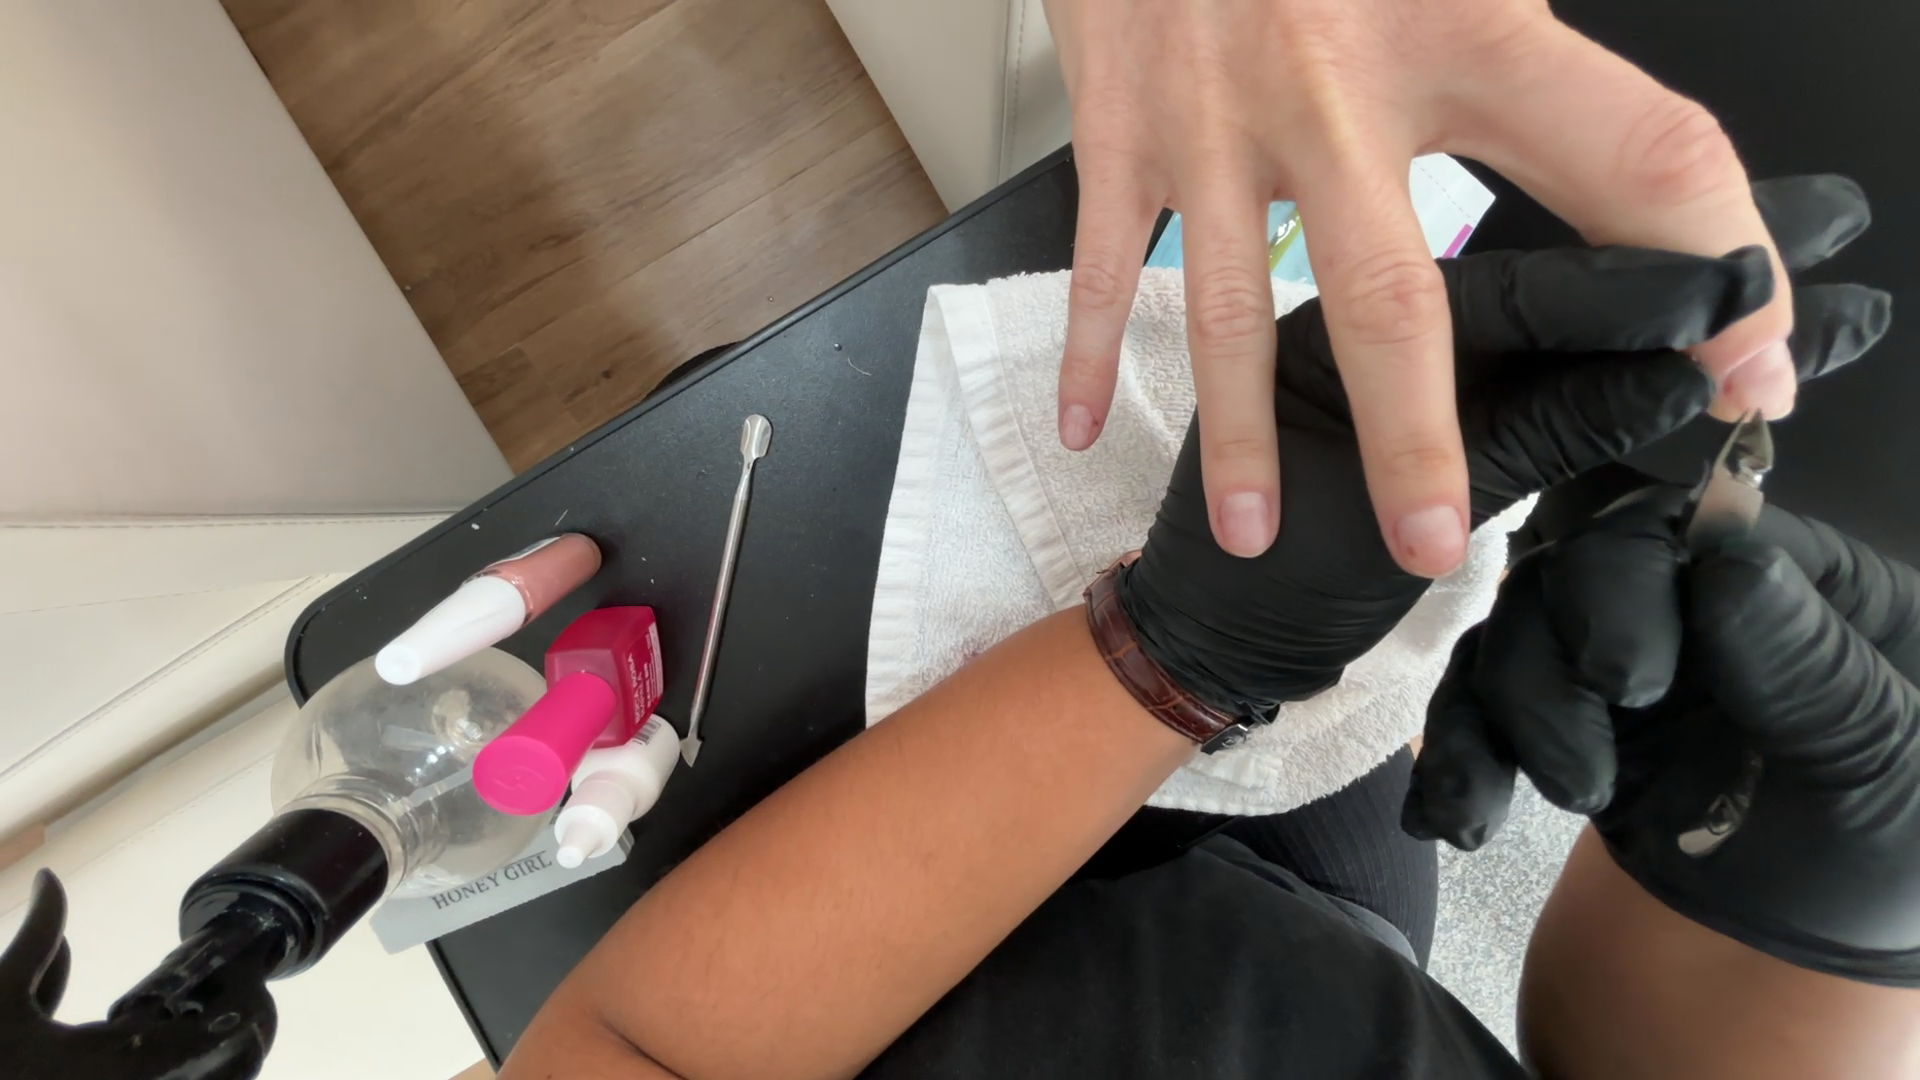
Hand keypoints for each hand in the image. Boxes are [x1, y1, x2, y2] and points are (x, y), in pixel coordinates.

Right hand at [1046, 0, 1796, 571]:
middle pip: (1387, 303)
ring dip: (1239, 438)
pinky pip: (1102, 269)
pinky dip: (1088, 353)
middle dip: (1413, 441)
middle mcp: (1332, 95)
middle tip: (1428, 545)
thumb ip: (1522, 29)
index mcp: (1458, 25)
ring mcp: (1210, 130)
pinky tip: (1081, 426)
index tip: (1732, 363)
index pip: (1627, 155)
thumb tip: (1592, 146)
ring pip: (1224, 313)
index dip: (1702, 263)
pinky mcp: (1117, 138)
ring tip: (1250, 532)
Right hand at [1407, 487, 1919, 983]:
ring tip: (1512, 816)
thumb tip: (1724, 558)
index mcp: (1782, 585)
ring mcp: (1590, 653)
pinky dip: (1446, 755)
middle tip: (1574, 781)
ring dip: (1486, 726)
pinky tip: (1442, 816)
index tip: (1623, 684)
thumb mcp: (1894, 771)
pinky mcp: (1536, 705)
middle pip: (1554, 582)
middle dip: (1542, 682)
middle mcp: (1669, 603)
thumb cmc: (1887, 856)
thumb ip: (1807, 665)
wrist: (1789, 940)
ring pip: (1497, 641)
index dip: (1617, 584)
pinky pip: (1465, 703)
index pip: (1670, 528)